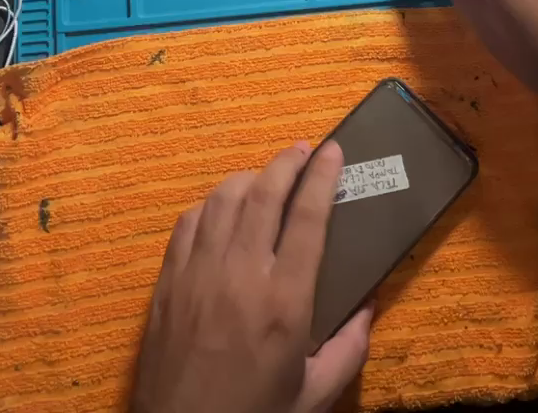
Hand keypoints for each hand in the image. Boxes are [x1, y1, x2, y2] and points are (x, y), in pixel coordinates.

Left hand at [133, 141, 375, 412]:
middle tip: (303, 149)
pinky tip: (223, 208)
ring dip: (250, 176)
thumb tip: (369, 305)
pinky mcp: (168, 279)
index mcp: (285, 300)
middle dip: (288, 161)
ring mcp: (199, 271)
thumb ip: (348, 349)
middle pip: (265, 193)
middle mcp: (242, 273)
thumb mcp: (314, 396)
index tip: (332, 151)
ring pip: (224, 198)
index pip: (308, 217)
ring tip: (267, 175)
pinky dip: (211, 204)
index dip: (322, 176)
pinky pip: (189, 221)